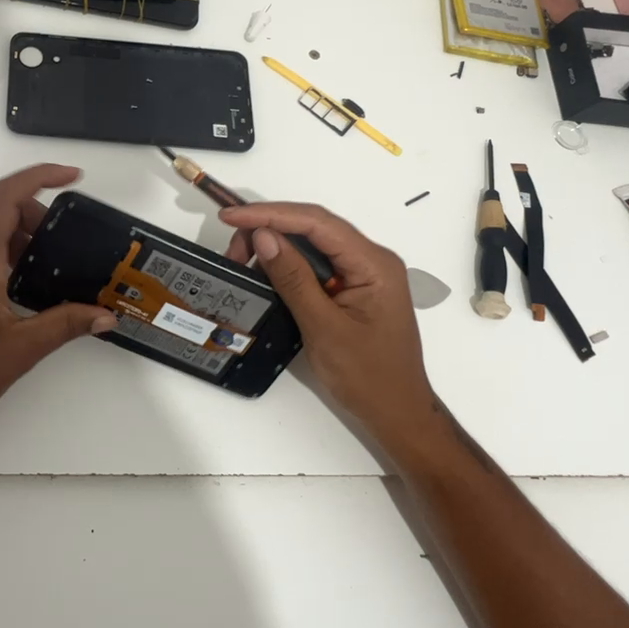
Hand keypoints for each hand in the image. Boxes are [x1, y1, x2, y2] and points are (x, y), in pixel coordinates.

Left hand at [0, 164, 113, 451]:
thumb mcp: (21, 348)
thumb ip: (65, 324)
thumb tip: (105, 314)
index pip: (6, 196)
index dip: (40, 176)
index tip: (74, 177)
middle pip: (2, 213)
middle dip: (41, 217)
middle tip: (74, 245)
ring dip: (26, 241)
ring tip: (61, 268)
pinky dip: (11, 258)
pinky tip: (34, 289)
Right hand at [221, 203, 440, 452]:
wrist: (398, 413)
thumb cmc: (367, 375)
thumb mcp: (323, 327)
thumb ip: (294, 277)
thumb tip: (264, 236)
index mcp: (373, 264)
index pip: (316, 223)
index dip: (270, 214)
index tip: (230, 217)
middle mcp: (371, 259)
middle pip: (313, 227)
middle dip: (269, 229)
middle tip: (233, 250)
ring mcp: (363, 273)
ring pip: (311, 243)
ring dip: (274, 246)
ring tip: (242, 261)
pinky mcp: (352, 287)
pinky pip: (315, 263)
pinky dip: (286, 263)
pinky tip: (264, 272)